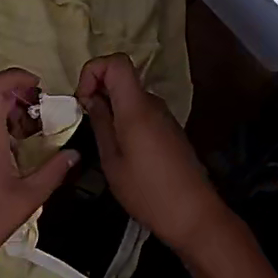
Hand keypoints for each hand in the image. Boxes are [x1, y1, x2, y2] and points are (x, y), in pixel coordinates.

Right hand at [76, 54, 232, 255]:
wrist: (195, 215)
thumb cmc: (147, 191)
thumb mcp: (112, 160)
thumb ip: (100, 123)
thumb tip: (90, 98)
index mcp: (137, 107)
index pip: (116, 62)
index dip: (93, 71)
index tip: (83, 100)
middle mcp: (153, 103)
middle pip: (122, 78)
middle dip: (98, 91)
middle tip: (86, 123)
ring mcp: (164, 116)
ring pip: (130, 97)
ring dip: (111, 108)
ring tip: (102, 142)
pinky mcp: (169, 130)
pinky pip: (141, 112)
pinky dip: (125, 120)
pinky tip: (122, 151)